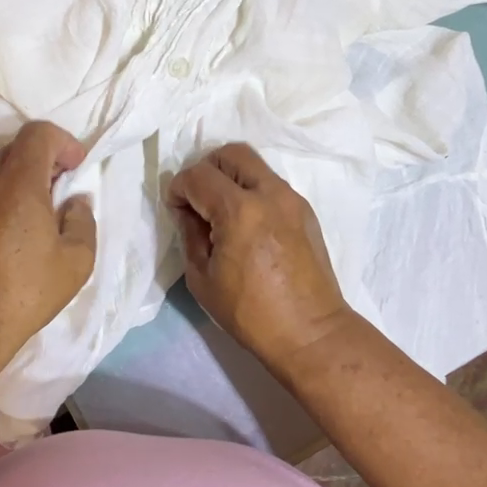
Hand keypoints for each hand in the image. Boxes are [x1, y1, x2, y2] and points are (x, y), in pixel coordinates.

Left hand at [0, 121, 96, 386]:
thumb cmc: (26, 290)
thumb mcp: (76, 260)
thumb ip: (83, 221)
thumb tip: (75, 202)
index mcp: (18, 182)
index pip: (38, 133)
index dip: (64, 142)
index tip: (78, 168)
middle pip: (18, 148)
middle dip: (45, 159)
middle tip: (64, 189)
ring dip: (24, 178)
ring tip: (43, 212)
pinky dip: (6, 194)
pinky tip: (18, 229)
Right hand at [167, 143, 355, 367]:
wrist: (310, 332)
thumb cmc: (249, 313)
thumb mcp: (202, 278)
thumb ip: (190, 234)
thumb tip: (186, 211)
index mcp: (240, 211)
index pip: (198, 175)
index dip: (178, 189)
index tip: (176, 210)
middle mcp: (270, 194)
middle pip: (231, 154)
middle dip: (206, 170)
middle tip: (198, 200)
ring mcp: (292, 199)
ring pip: (254, 165)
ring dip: (231, 179)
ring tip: (222, 213)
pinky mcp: (305, 211)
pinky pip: (271, 185)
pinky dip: (252, 191)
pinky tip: (246, 225)